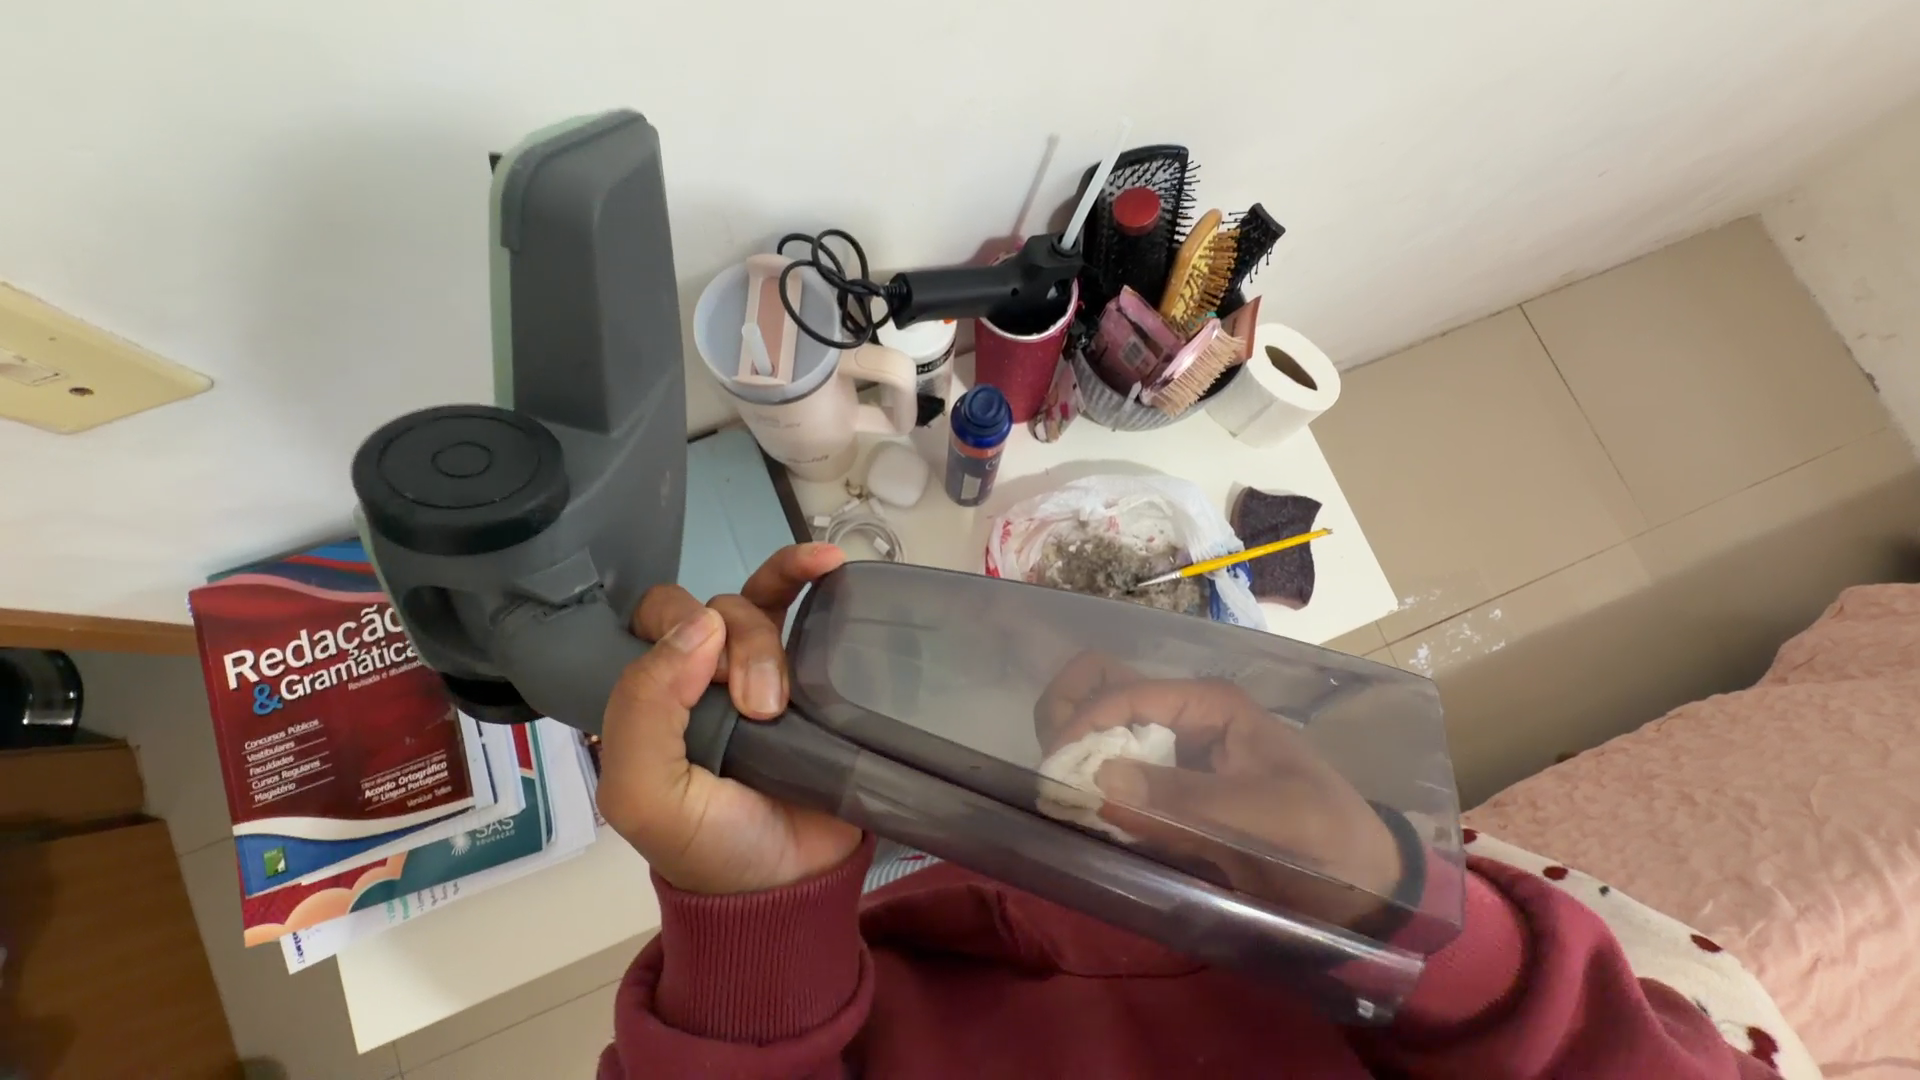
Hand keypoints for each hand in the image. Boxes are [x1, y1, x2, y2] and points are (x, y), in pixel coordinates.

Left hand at [596, 543, 863, 894]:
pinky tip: (830, 560)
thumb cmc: (712, 845)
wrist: (794, 880)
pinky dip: (806, 570)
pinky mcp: (804, 667)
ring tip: (785, 702)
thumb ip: (642, 711)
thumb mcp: (644, 795)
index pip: (647, 629)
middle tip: (760, 711)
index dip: (676, 641)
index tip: (710, 683)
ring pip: (751, 606)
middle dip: (735, 651)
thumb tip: (701, 626)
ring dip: (767, 641)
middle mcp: (694, 675)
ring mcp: (751, 668)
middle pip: (707, 613)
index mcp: (648, 699)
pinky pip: (797, 600)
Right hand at [1036, 657, 1402, 928]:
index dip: (1086, 722)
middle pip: (1106, 693)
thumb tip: (1098, 781)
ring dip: (1078, 754)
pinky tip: (1084, 814)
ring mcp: (1174, 755)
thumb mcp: (1263, 815)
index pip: (1128, 695)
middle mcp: (1184, 718)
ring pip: (1106, 734)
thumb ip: (1183, 799)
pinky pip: (1119, 778)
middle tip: (1052, 765)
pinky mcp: (1169, 791)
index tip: (1056, 765)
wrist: (1360, 887)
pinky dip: (1095, 788)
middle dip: (1070, 719)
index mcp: (1209, 704)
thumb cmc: (1321, 835)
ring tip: (1061, 791)